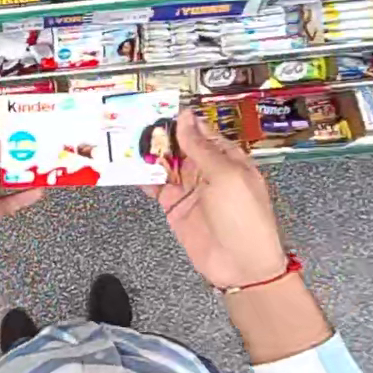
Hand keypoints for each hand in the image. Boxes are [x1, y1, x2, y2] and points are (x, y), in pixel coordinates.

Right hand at [143, 111, 286, 289]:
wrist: (240, 266)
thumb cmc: (246, 220)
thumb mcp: (226, 175)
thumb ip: (201, 146)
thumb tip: (187, 118)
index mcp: (226, 157)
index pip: (199, 130)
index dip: (180, 119)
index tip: (158, 106)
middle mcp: (206, 170)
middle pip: (178, 144)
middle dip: (158, 133)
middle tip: (134, 120)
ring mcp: (189, 188)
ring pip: (163, 163)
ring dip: (147, 153)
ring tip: (126, 139)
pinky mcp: (174, 206)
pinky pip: (154, 186)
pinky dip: (141, 177)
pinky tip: (128, 166)